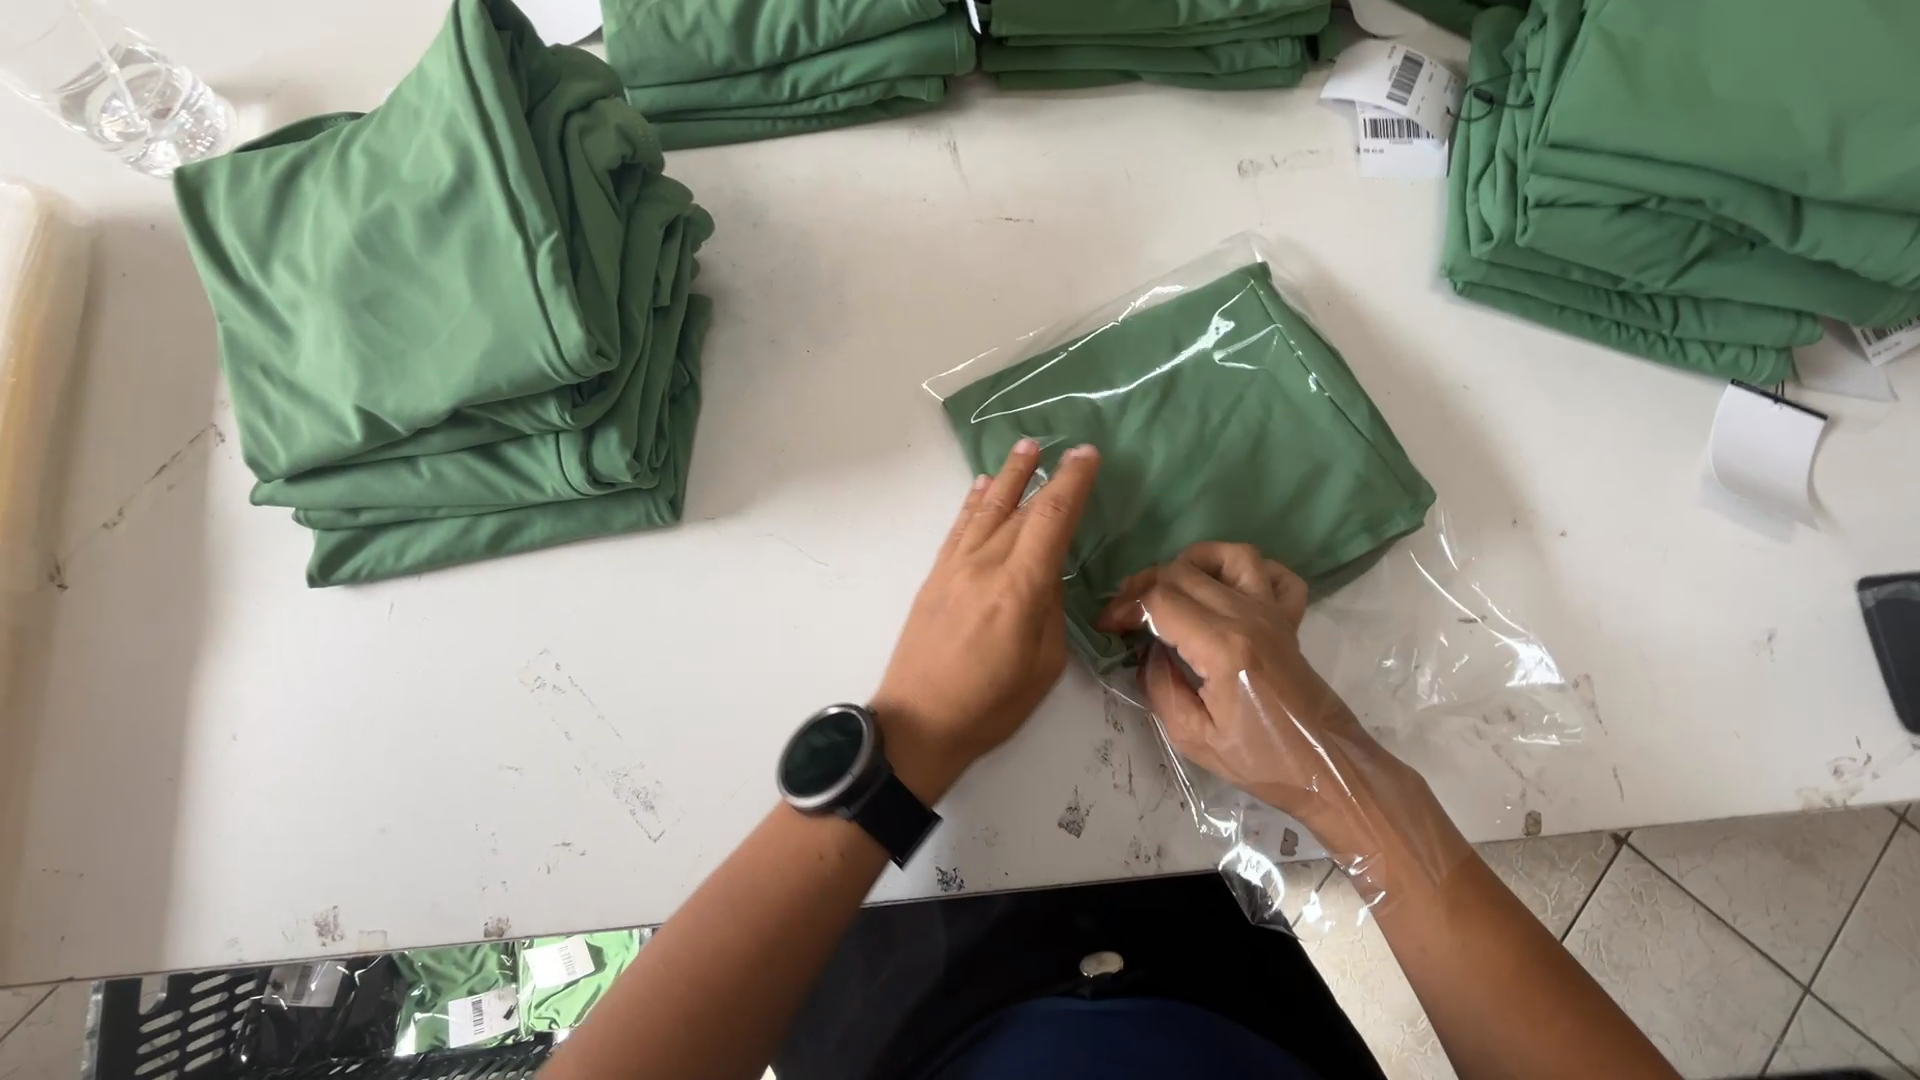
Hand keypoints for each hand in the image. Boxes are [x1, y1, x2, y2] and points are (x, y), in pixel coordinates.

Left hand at [873, 439, 1100, 801]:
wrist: (918, 723)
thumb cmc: (990, 705)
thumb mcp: (1043, 665)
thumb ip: (1050, 610)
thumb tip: (1047, 575)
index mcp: (1020, 588)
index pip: (1051, 518)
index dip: (1072, 482)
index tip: (1087, 456)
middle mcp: (985, 565)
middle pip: (1021, 508)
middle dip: (1047, 474)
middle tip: (1067, 448)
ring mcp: (954, 568)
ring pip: (986, 508)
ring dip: (1007, 475)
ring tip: (1025, 446)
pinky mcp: (934, 577)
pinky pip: (957, 527)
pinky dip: (973, 502)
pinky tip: (981, 487)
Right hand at [1094, 543, 1414, 850]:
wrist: (1327, 769)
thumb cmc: (1260, 761)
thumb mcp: (1192, 737)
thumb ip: (1160, 687)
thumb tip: (1146, 653)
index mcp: (1222, 648)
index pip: (1159, 602)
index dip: (1124, 608)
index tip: (1106, 626)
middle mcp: (1248, 617)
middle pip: (1183, 572)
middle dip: (1143, 585)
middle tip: (1126, 613)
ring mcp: (1273, 614)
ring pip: (1229, 556)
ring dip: (1192, 562)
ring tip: (1171, 586)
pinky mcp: (1289, 620)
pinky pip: (1275, 574)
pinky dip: (1248, 569)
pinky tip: (1225, 587)